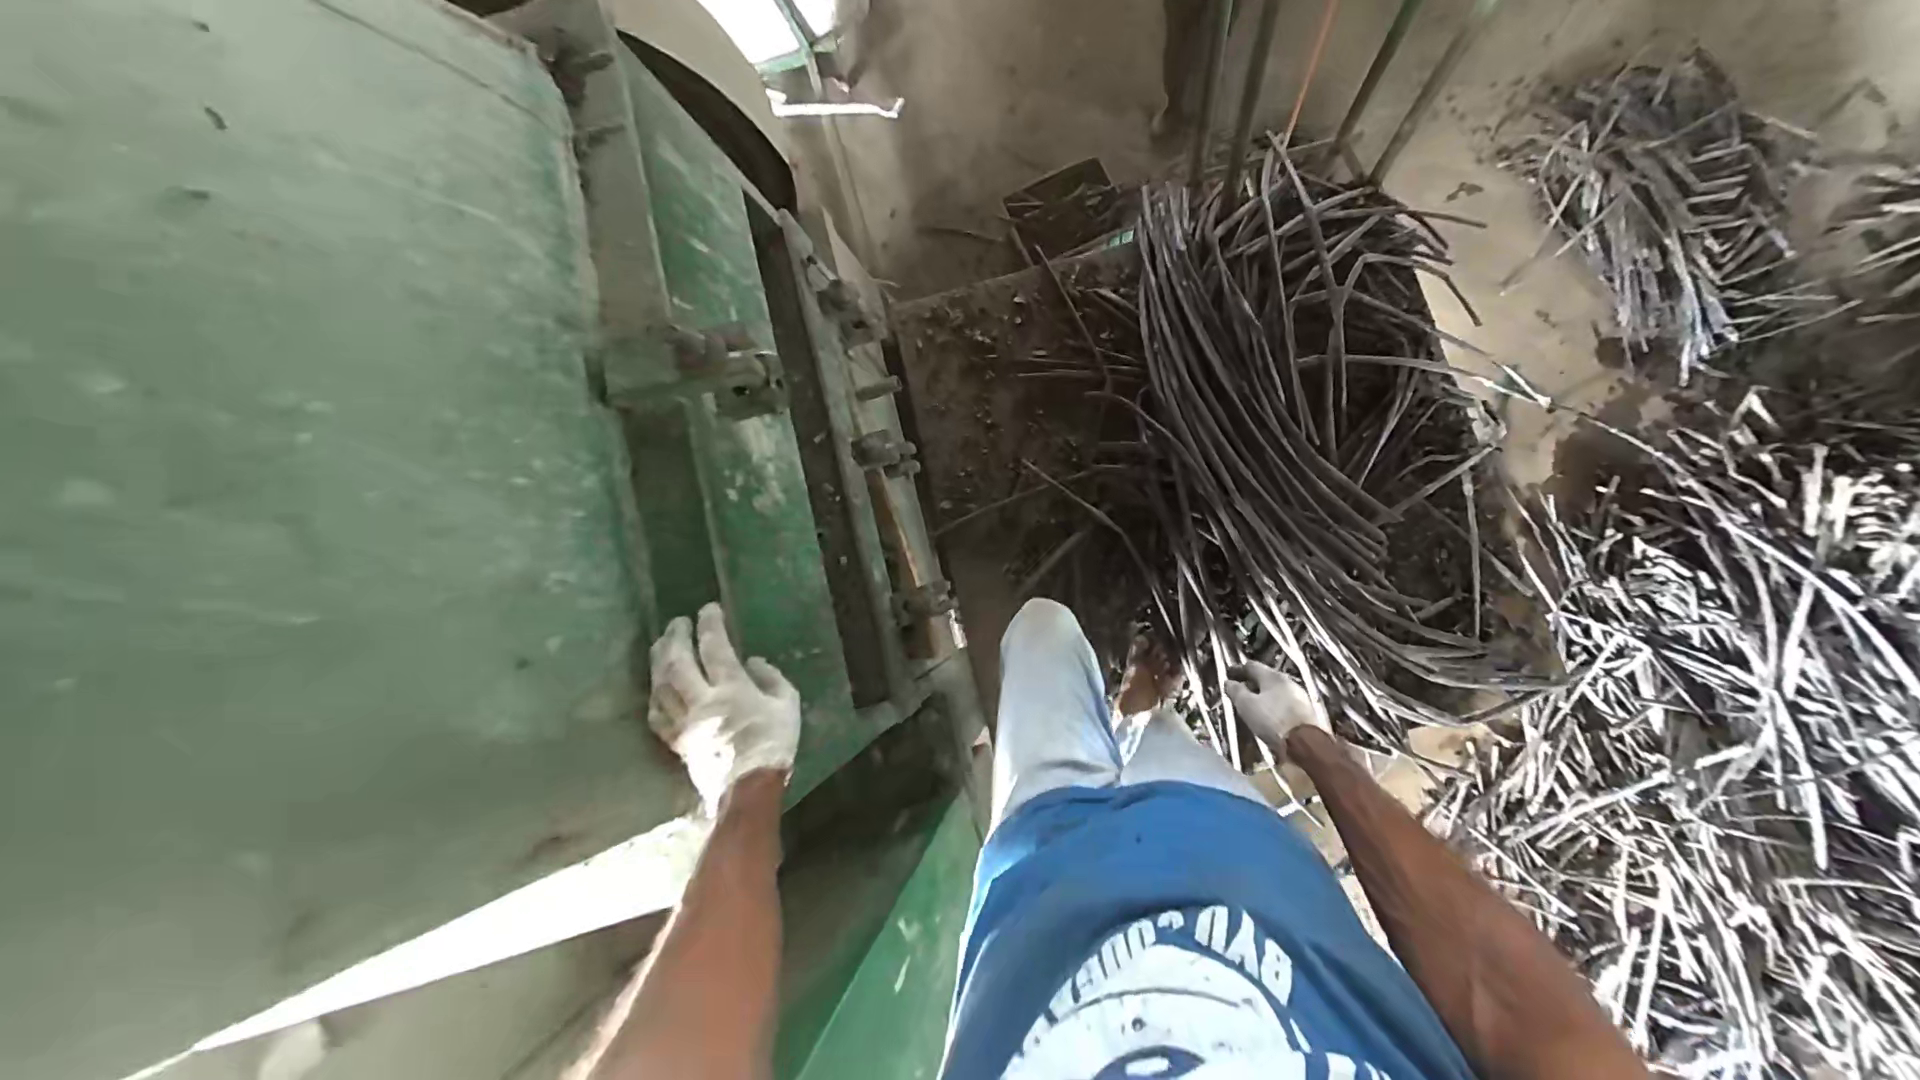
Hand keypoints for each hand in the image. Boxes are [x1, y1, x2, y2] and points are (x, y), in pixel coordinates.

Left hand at [648, 602, 800, 812]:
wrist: (748, 789)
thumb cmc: (774, 743)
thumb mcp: (788, 705)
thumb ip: (772, 679)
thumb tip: (753, 662)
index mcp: (731, 688)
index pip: (714, 647)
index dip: (710, 624)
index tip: (708, 609)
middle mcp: (701, 700)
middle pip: (678, 661)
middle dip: (676, 636)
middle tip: (678, 622)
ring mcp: (684, 722)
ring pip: (661, 685)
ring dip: (659, 661)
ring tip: (661, 645)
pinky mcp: (676, 741)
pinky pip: (658, 715)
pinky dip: (655, 696)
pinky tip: (656, 687)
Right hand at [1224, 661, 1329, 761]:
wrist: (1306, 743)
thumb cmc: (1271, 720)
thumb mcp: (1246, 705)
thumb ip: (1236, 691)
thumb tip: (1229, 682)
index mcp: (1272, 676)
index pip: (1251, 666)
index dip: (1238, 669)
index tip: (1228, 675)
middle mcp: (1288, 682)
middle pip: (1265, 678)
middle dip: (1251, 682)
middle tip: (1239, 690)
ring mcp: (1299, 697)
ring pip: (1276, 691)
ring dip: (1263, 695)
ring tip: (1252, 704)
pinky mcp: (1306, 712)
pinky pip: (1284, 703)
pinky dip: (1274, 705)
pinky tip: (1269, 715)